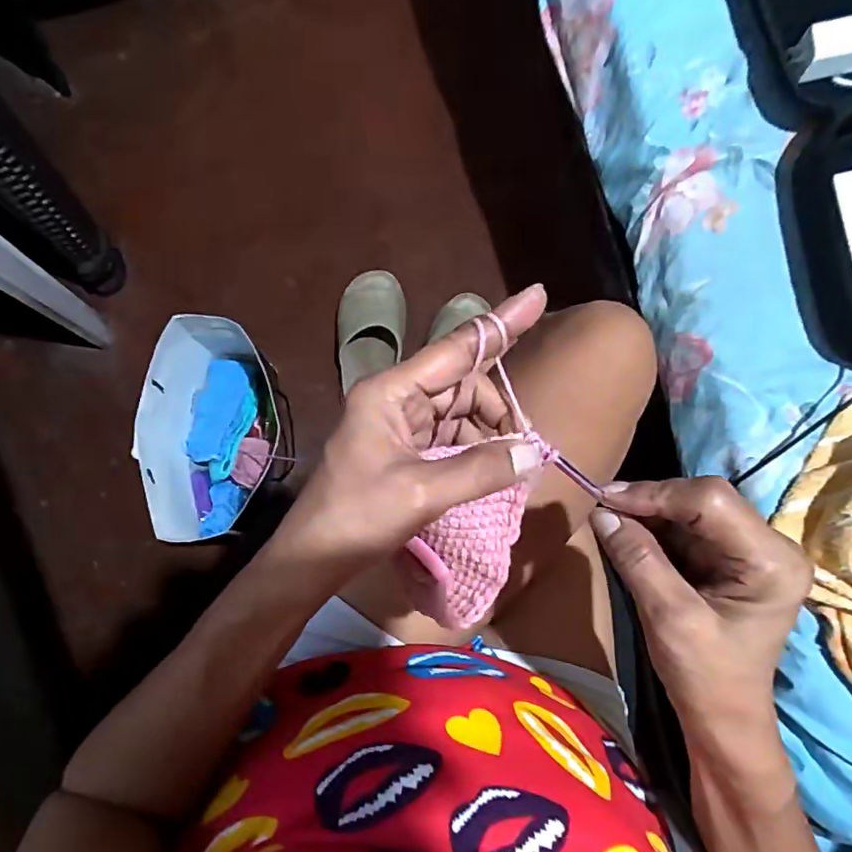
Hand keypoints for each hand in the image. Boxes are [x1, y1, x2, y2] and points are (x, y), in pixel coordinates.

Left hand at [275, 285, 551, 573]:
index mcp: (389, 392)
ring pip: (456, 412)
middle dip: (495, 409)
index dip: (499, 325)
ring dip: (486, 432)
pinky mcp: (398, 451)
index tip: (538, 294)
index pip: (455, 349)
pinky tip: (489, 469)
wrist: (313, 556)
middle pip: (461, 383)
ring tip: (508, 463)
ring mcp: (395, 425)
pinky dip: (470, 450)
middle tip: (523, 446)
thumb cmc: (357, 517)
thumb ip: (481, 469)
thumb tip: (533, 452)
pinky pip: (446, 437)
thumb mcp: (421, 493)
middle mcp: (393, 399)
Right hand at [590, 477, 809, 721]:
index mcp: (771, 560)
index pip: (712, 500)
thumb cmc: (705, 674)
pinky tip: (624, 530)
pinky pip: (685, 530)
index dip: (656, 493)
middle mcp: (768, 547)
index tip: (605, 499)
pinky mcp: (726, 562)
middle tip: (601, 505)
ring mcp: (748, 553)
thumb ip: (638, 560)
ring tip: (606, 515)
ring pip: (691, 510)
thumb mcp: (669, 617)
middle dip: (650, 500)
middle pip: (704, 500)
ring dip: (646, 511)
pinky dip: (651, 527)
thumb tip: (602, 514)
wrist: (722, 716)